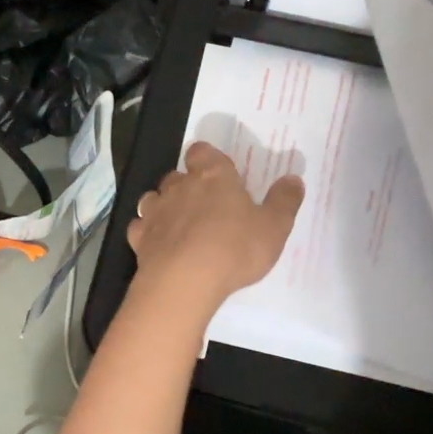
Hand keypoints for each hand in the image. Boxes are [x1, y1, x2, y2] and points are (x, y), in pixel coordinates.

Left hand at [126, 142, 303, 312]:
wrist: (184, 282)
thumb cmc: (234, 249)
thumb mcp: (274, 227)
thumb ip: (284, 201)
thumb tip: (293, 179)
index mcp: (213, 176)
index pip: (202, 152)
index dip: (206, 157)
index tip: (215, 170)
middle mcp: (179, 187)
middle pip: (177, 175)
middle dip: (186, 185)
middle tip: (203, 204)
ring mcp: (155, 212)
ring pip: (153, 198)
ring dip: (164, 206)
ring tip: (178, 223)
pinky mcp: (139, 239)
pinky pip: (140, 227)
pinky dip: (148, 232)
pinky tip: (159, 243)